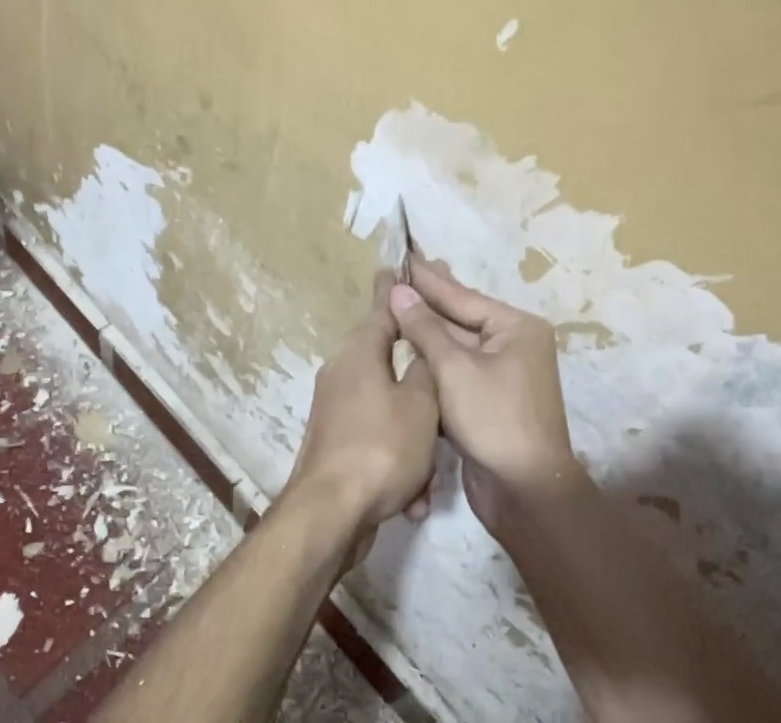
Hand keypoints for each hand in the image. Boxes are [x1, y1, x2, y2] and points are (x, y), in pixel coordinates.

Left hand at [283, 273, 439, 556]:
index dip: (395, 290)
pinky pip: (379, 445)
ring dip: (416, 444)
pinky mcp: (337, 447)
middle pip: (390, 364)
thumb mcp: (421, 404)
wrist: (332, 515)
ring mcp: (336, 412)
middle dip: (424, 392)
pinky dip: (399, 468)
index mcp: (359, 354)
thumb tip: (419, 348)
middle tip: (448, 396)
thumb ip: (425, 369)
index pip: (382, 308)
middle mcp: (342, 375)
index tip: (397, 266)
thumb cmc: (382, 448)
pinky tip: (412, 501)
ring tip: (427, 478)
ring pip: (391, 413)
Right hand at [389, 260, 580, 535]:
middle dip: (429, 298)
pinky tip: (409, 347)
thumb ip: (425, 328)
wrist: (524, 490)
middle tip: (403, 268)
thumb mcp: (454, 369)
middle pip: (461, 317)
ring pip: (456, 346)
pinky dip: (433, 360)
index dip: (428, 279)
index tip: (403, 256)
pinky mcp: (488, 401)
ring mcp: (502, 375)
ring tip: (400, 301)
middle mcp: (513, 346)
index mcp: (516, 329)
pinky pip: (456, 371)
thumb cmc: (494, 420)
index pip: (462, 296)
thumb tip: (399, 291)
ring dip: (427, 329)